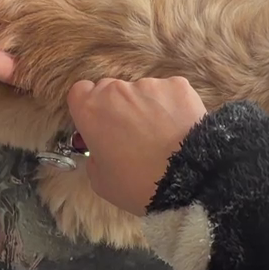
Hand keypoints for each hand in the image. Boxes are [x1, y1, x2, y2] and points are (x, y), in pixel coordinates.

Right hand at [66, 77, 207, 215]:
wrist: (189, 180)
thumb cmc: (139, 184)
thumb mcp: (100, 182)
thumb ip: (94, 157)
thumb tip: (101, 149)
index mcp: (90, 111)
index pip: (79, 93)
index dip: (88, 108)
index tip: (97, 124)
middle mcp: (116, 91)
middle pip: (109, 90)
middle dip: (115, 108)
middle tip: (128, 136)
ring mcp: (148, 85)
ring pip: (140, 92)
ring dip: (144, 108)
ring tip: (159, 136)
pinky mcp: (177, 86)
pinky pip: (167, 93)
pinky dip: (169, 106)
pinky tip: (176, 129)